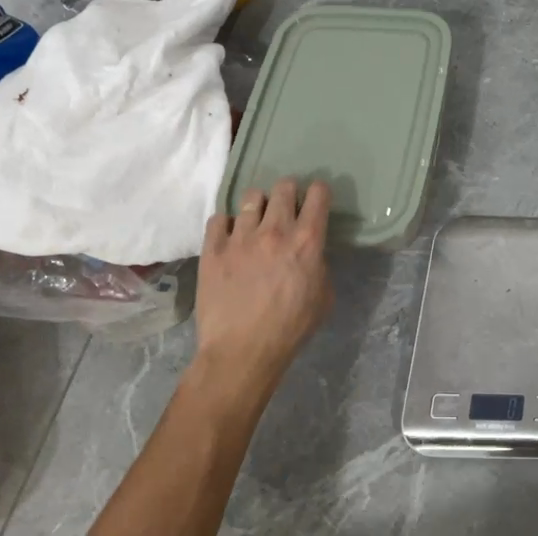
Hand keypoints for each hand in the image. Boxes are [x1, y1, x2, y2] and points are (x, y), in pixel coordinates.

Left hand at [195, 179, 333, 389]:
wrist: (242, 352)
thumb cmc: (291, 327)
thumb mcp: (324, 294)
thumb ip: (319, 263)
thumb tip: (312, 253)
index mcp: (308, 240)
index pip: (318, 193)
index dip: (319, 193)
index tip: (315, 201)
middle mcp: (276, 231)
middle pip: (283, 186)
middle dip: (288, 192)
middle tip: (285, 207)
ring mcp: (240, 239)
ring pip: (251, 198)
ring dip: (257, 206)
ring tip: (255, 221)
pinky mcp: (212, 251)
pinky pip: (218, 219)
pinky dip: (226, 224)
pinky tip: (229, 237)